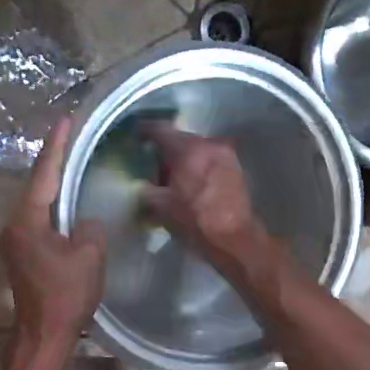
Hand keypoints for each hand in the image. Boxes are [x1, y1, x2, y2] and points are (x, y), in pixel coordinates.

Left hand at [0, 118, 105, 347]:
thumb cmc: (66, 296)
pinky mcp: (19, 255)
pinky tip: (66, 203)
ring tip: (71, 163)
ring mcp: (13, 242)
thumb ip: (89, 228)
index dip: (56, 146)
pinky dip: (51, 208)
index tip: (65, 120)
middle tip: (71, 137)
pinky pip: (36, 221)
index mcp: (27, 221)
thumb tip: (84, 223)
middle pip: (35, 186)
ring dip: (52, 186)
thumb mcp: (89, 257)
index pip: (44, 174)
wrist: (44, 336)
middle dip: (53, 162)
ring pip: (35, 204)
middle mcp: (13, 226)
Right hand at [142, 125, 266, 266]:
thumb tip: (140, 183)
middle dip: (164, 150)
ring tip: (170, 178)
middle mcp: (209, 144)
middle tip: (150, 166)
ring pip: (196, 149)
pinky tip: (189, 184)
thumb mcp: (160, 207)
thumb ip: (145, 189)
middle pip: (180, 139)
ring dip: (182, 159)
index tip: (134, 138)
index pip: (160, 130)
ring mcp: (225, 154)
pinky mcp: (235, 167)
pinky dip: (197, 166)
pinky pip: (209, 159)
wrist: (234, 239)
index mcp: (188, 150)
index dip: (144, 132)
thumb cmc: (195, 222)